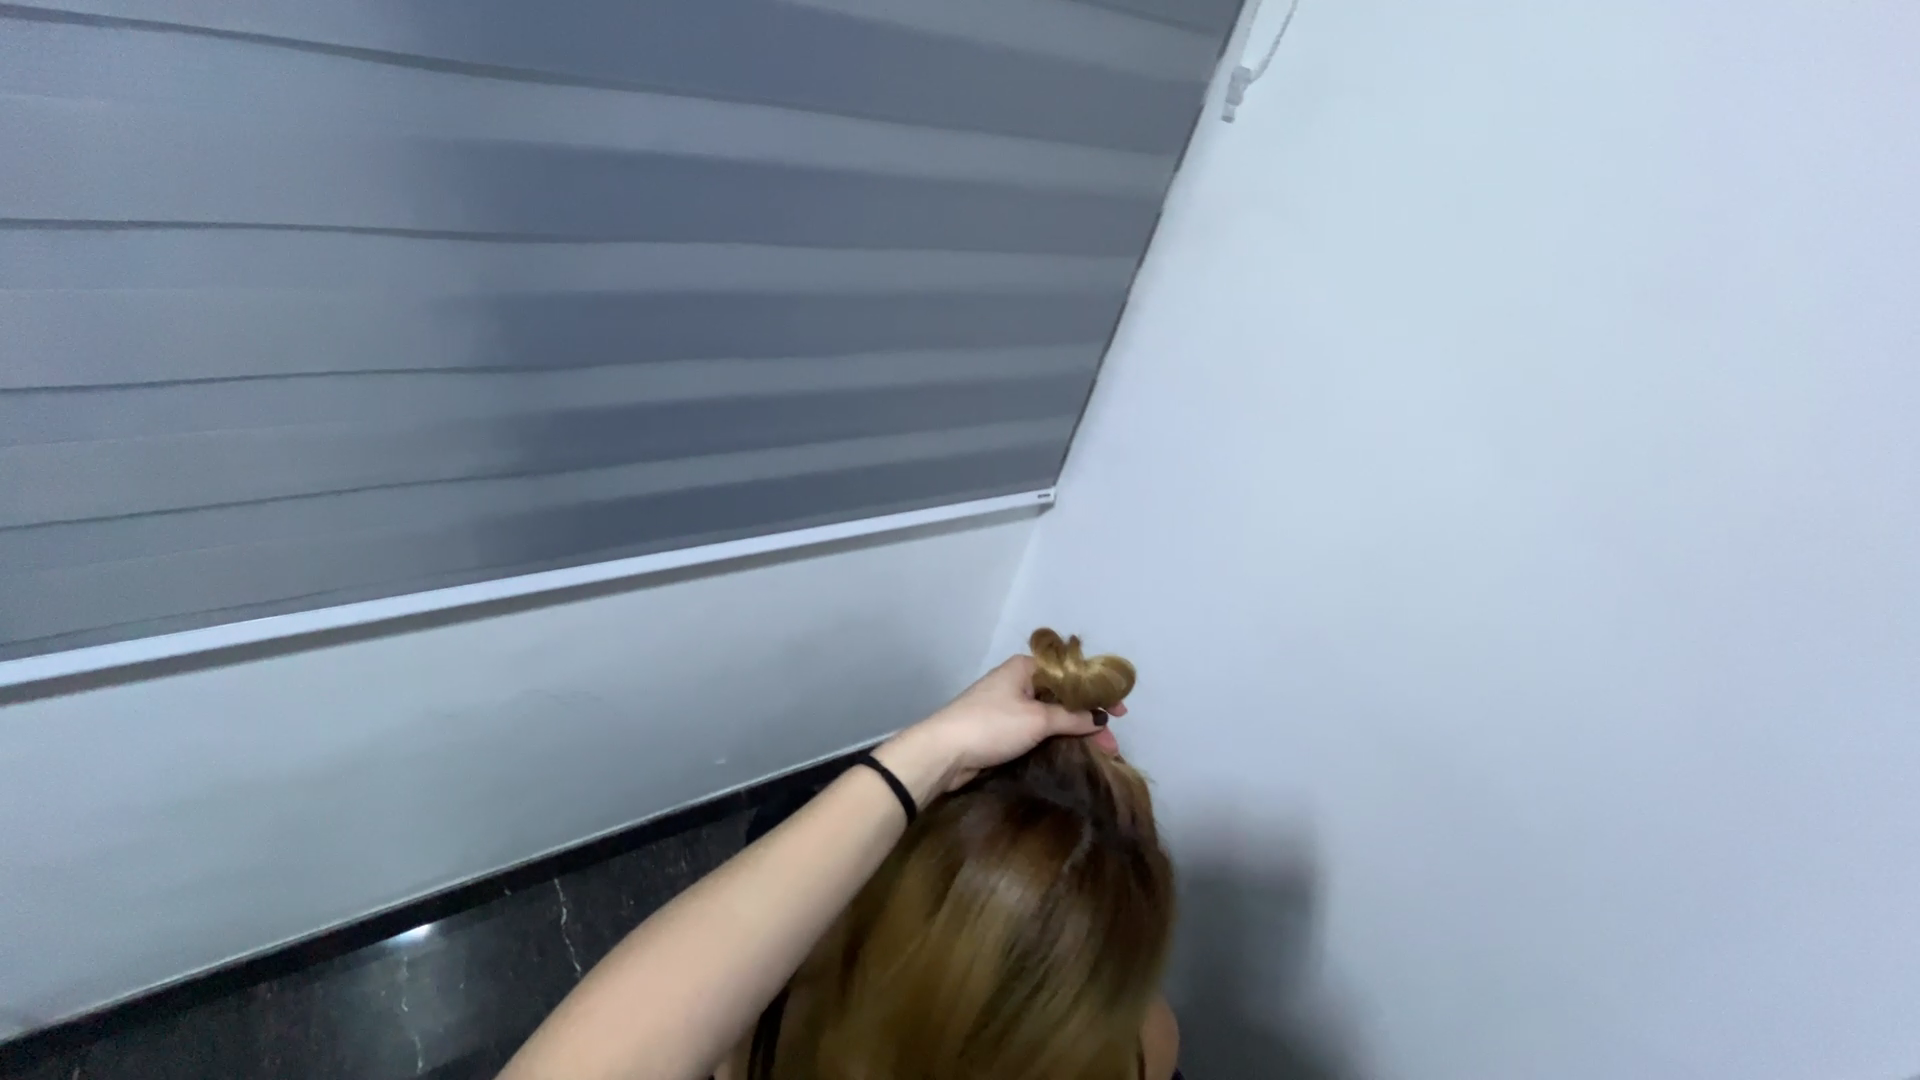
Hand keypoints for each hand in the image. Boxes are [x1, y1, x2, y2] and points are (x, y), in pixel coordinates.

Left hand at [876, 655, 1118, 799]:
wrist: (943, 753)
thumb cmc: (991, 725)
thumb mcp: (1037, 719)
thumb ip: (1072, 718)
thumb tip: (1100, 718)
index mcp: (1025, 668)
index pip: (1070, 673)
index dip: (1097, 690)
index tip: (1121, 710)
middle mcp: (1018, 682)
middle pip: (1063, 695)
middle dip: (1090, 716)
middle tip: (1112, 742)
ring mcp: (1009, 706)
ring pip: (1052, 714)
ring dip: (1076, 730)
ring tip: (1102, 750)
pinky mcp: (1003, 730)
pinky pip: (1038, 729)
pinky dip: (1058, 738)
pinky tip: (1075, 751)